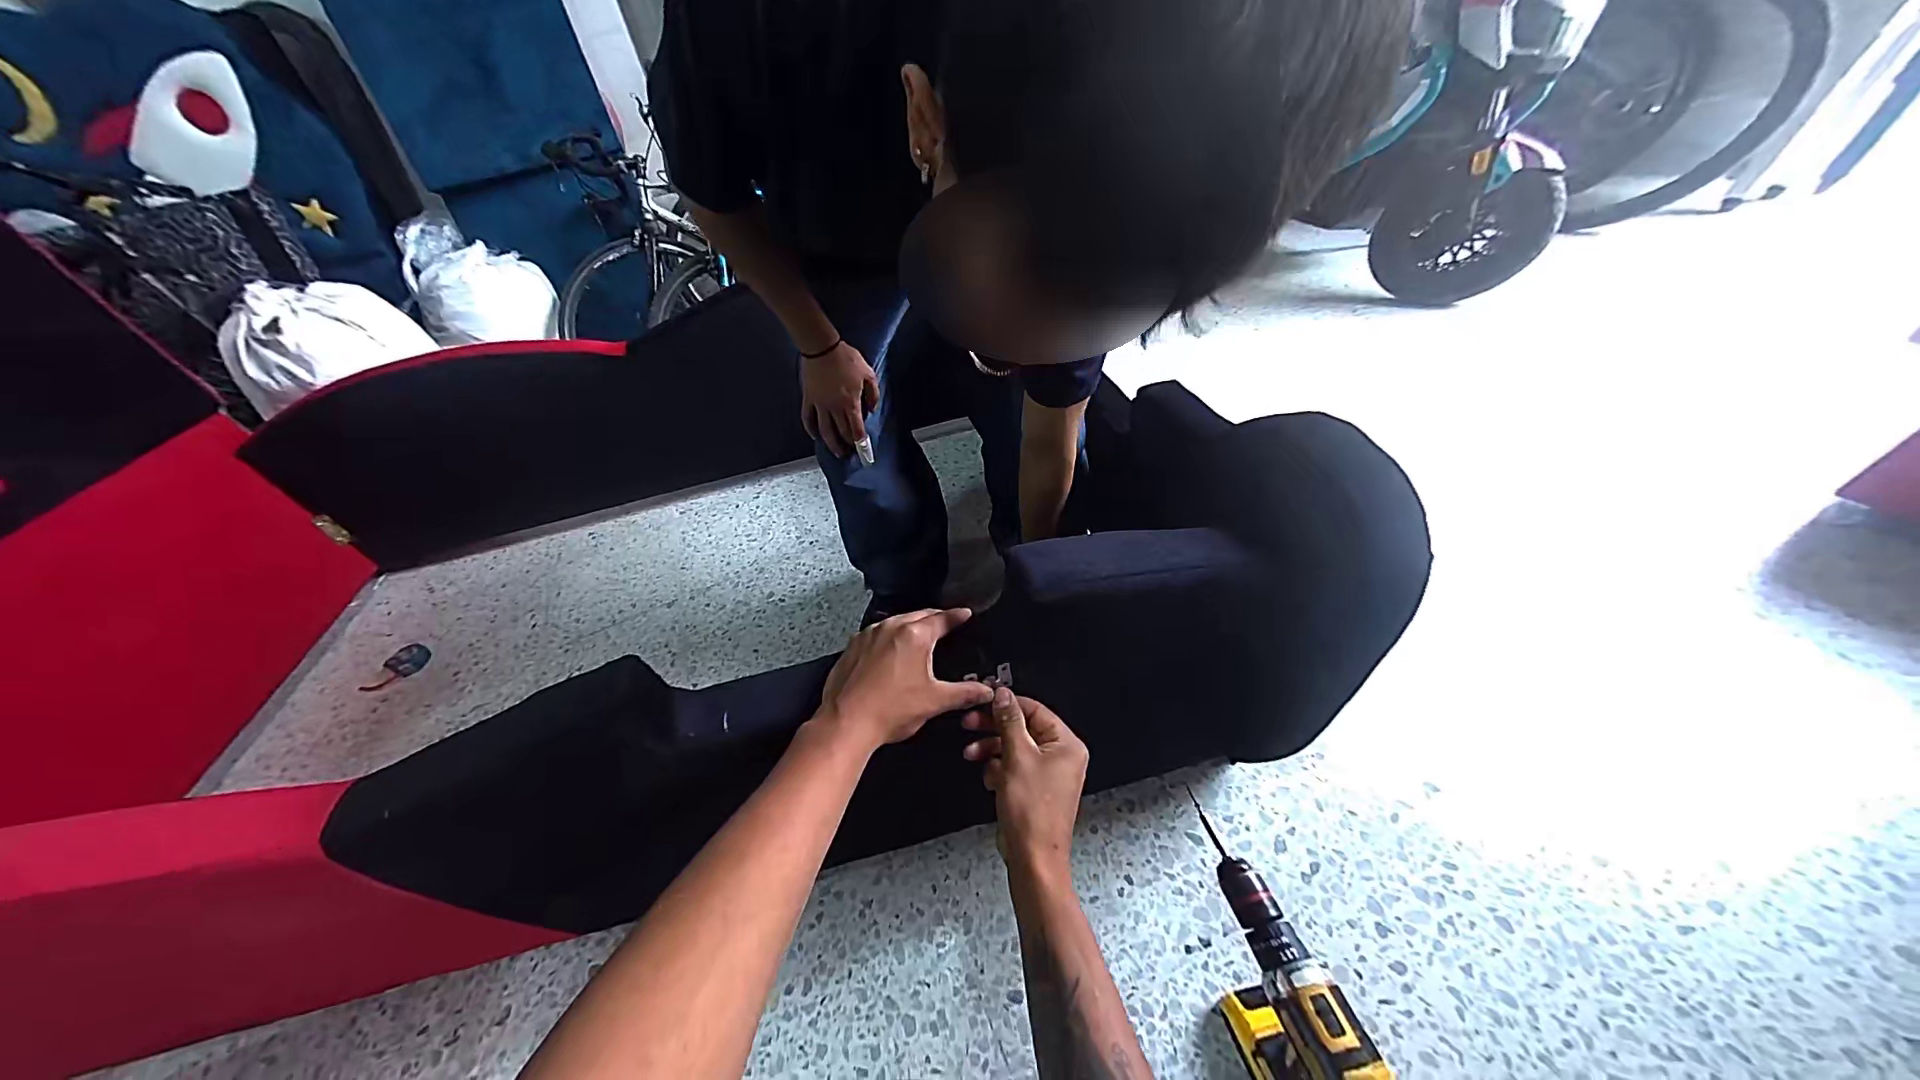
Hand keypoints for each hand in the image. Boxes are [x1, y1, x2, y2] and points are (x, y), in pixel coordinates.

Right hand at [800, 340, 879, 457]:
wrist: (821, 347)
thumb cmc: (846, 358)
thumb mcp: (868, 374)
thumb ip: (873, 394)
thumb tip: (872, 410)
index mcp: (850, 403)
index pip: (857, 430)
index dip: (861, 444)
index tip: (865, 453)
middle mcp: (834, 408)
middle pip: (841, 433)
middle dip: (847, 445)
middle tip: (852, 452)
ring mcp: (819, 405)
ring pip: (825, 431)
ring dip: (831, 444)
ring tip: (837, 452)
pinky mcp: (808, 399)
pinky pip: (808, 419)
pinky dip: (811, 430)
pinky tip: (816, 437)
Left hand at [813, 609, 995, 752]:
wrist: (846, 723)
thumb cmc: (887, 711)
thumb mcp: (935, 702)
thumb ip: (965, 694)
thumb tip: (984, 691)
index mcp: (914, 636)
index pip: (942, 618)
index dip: (957, 616)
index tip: (964, 614)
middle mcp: (890, 629)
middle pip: (919, 615)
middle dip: (935, 618)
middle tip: (946, 624)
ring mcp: (868, 636)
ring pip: (896, 623)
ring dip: (910, 626)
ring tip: (920, 638)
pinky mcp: (852, 647)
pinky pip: (876, 634)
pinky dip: (889, 638)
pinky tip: (891, 653)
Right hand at [963, 689, 1088, 877]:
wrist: (1032, 858)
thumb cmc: (1033, 816)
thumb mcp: (1016, 757)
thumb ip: (1009, 721)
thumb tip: (1003, 696)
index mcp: (1067, 745)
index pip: (1035, 710)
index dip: (1008, 704)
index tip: (986, 701)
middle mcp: (1061, 758)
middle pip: (1023, 728)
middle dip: (994, 727)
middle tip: (972, 722)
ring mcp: (1048, 774)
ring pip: (1014, 747)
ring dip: (991, 749)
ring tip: (973, 752)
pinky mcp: (1034, 788)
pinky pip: (1013, 766)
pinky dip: (998, 768)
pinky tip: (989, 776)